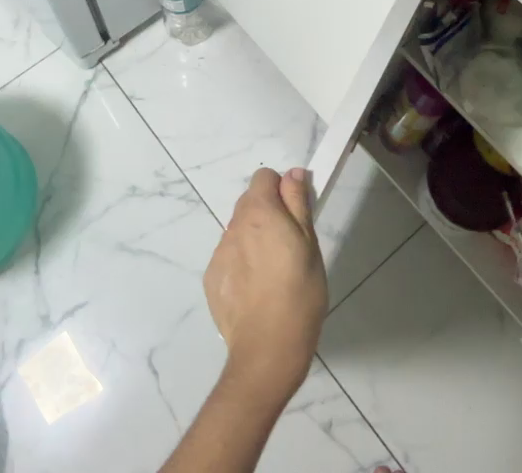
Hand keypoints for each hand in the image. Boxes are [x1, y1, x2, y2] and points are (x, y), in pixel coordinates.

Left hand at [203, 167, 327, 402]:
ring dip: (254, 240)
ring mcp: (219, 252)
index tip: (295, 213)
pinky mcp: (211, 277)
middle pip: (250, 203)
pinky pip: (229, 257)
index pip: (263, 177)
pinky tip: (257, 290)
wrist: (267, 348)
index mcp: (259, 212)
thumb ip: (298, 203)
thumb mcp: (309, 244)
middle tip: (290, 245)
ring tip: (274, 273)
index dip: (281, 189)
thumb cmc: (299, 293)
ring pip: (239, 232)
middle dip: (268, 213)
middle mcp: (233, 226)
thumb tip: (293, 173)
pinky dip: (242, 264)